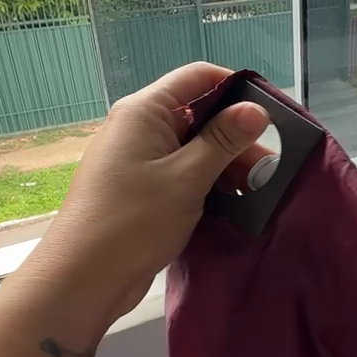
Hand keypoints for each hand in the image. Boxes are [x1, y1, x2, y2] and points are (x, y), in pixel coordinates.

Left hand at [19, 62, 269, 329]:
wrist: (84, 278)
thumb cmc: (133, 221)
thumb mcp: (187, 177)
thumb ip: (224, 140)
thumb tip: (257, 110)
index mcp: (145, 112)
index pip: (199, 77)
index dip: (238, 89)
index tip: (272, 116)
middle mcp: (141, 127)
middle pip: (202, 114)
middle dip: (239, 136)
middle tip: (270, 167)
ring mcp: (142, 158)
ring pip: (198, 146)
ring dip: (230, 163)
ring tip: (258, 189)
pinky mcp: (146, 186)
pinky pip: (187, 170)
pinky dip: (213, 181)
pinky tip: (236, 201)